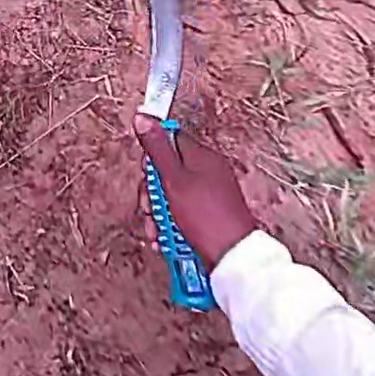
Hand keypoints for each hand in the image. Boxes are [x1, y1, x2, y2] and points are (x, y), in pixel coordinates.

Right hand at [134, 114, 257, 268]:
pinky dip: (169, 224)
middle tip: (151, 206)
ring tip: (157, 228)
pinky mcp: (206, 215)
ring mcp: (208, 195)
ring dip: (157, 212)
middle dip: (152, 191)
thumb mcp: (173, 179)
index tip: (148, 172)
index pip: (170, 140)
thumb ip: (157, 148)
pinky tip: (164, 238)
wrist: (231, 259)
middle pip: (167, 170)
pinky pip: (179, 212)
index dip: (153, 155)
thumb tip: (143, 116)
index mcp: (202, 157)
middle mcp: (207, 172)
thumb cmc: (206, 217)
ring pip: (170, 194)